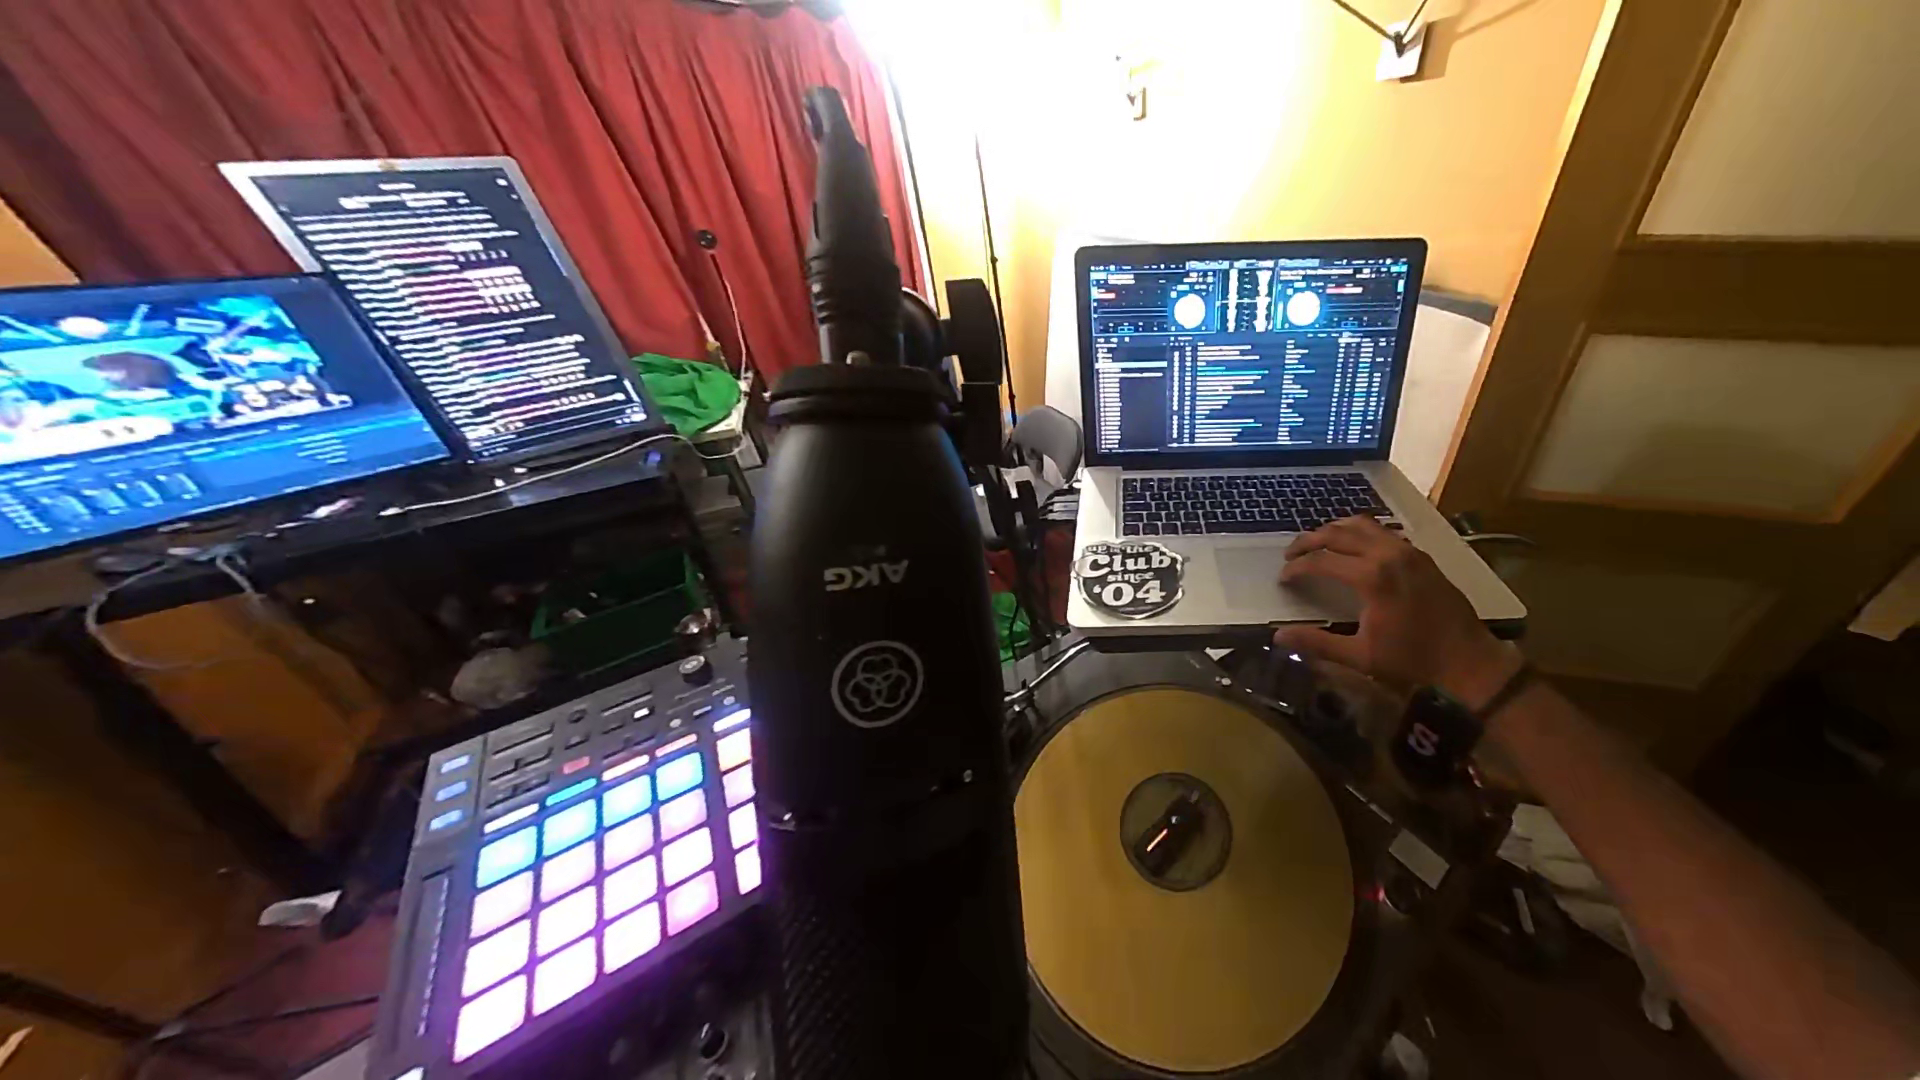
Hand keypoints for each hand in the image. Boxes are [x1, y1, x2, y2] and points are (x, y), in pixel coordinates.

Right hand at [1273, 516, 1518, 705]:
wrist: (1470, 662)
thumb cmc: (1413, 660)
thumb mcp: (1359, 656)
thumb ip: (1316, 643)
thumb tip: (1278, 636)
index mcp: (1372, 577)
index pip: (1320, 560)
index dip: (1296, 568)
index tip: (1283, 578)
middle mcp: (1389, 555)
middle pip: (1337, 533)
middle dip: (1308, 541)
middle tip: (1290, 555)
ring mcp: (1408, 552)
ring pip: (1361, 525)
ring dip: (1333, 531)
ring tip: (1317, 544)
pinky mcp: (1420, 557)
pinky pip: (1383, 532)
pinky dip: (1359, 533)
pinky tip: (1352, 548)